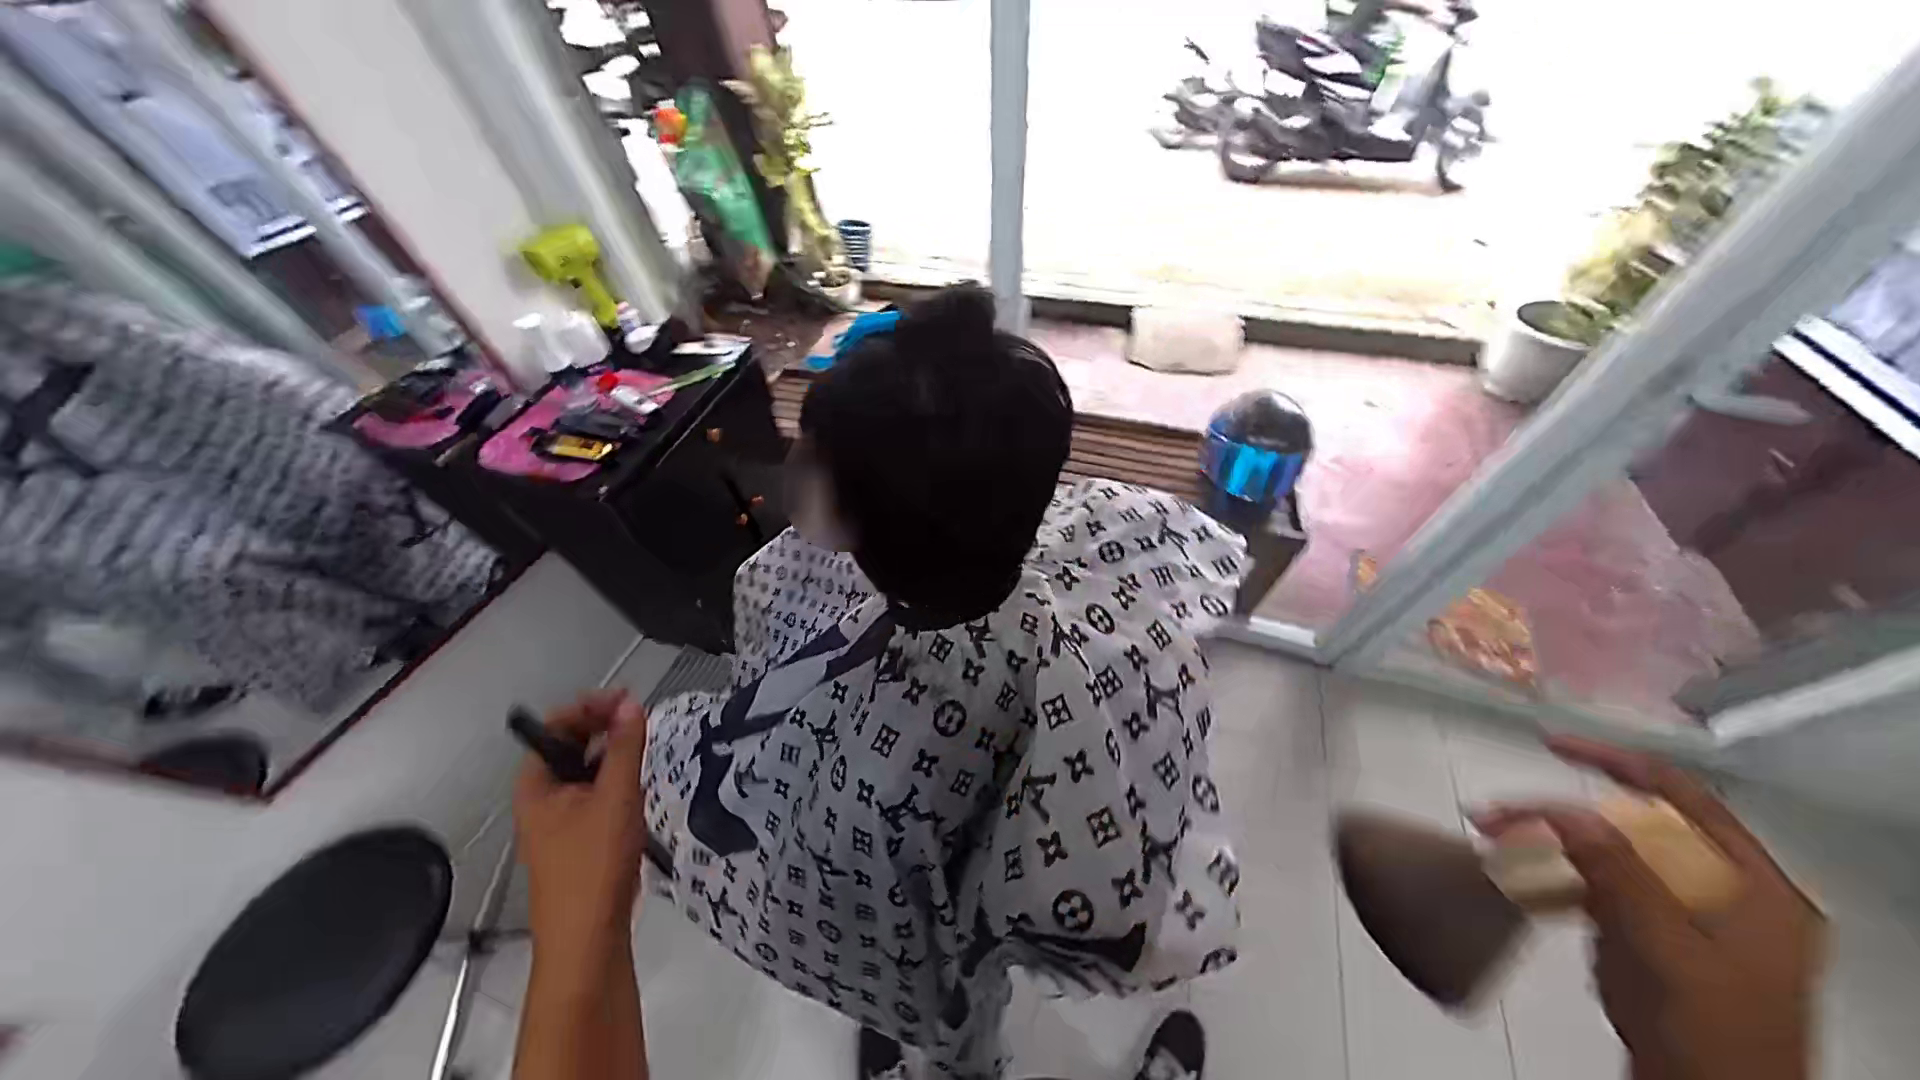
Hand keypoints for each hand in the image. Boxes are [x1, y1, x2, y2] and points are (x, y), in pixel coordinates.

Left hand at [513, 689, 650, 963]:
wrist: (588, 938)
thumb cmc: (595, 863)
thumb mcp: (617, 796)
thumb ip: (625, 747)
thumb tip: (630, 704)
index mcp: (535, 785)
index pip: (555, 727)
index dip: (590, 707)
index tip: (627, 700)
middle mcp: (540, 798)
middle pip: (569, 747)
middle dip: (603, 728)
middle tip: (639, 720)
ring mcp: (558, 820)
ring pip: (585, 771)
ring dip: (612, 754)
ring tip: (642, 752)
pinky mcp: (578, 838)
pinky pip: (594, 794)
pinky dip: (615, 781)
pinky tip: (637, 789)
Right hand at [1472, 737, 1823, 1079]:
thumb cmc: (1707, 1030)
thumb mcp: (1663, 947)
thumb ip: (1617, 870)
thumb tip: (1562, 808)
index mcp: (1754, 886)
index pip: (1683, 797)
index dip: (1617, 761)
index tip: (1551, 745)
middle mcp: (1723, 890)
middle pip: (1633, 825)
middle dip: (1557, 814)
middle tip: (1496, 814)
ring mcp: (1687, 914)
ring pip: (1607, 854)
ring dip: (1547, 843)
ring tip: (1491, 840)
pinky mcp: (1653, 935)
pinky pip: (1598, 887)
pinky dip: (1556, 876)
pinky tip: (1519, 879)